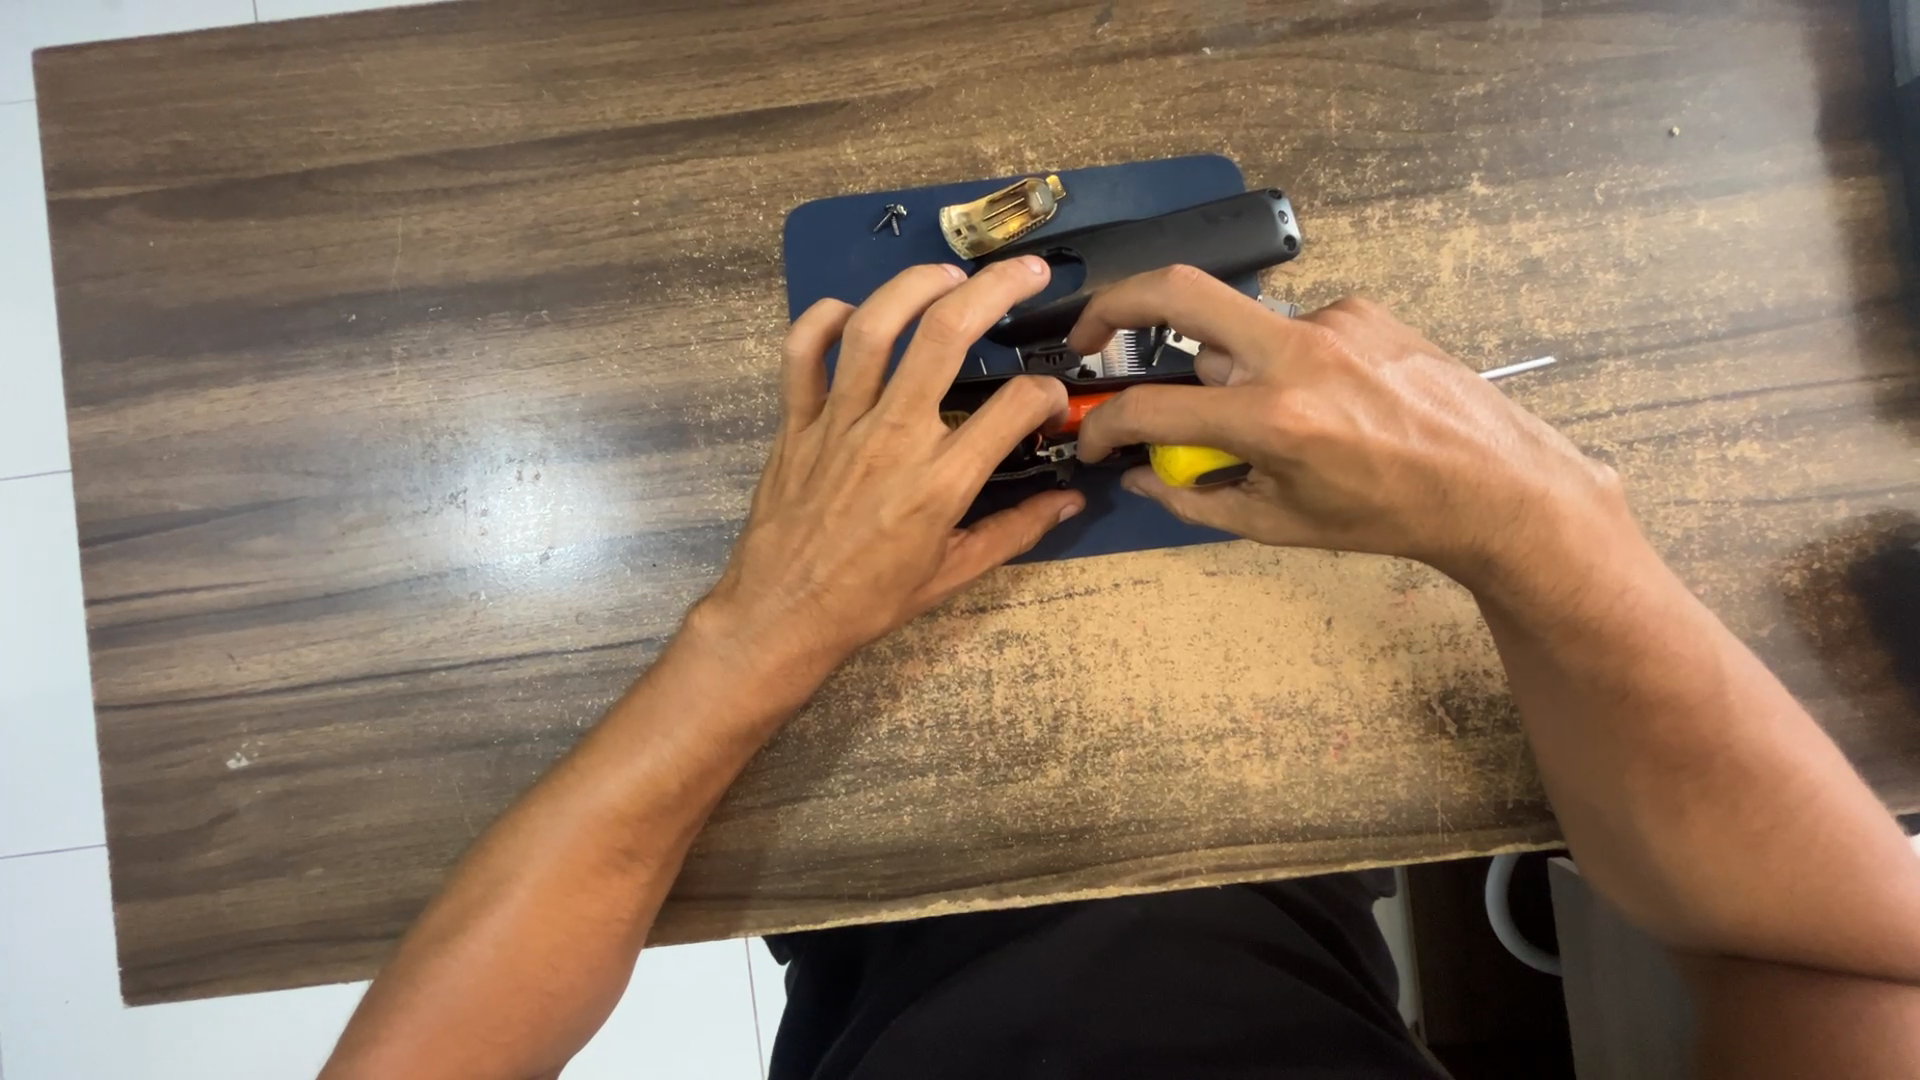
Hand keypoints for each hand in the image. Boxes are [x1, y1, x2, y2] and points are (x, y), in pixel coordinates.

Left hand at [700, 258, 1084, 679]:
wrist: (782, 615)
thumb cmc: (871, 601)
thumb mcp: (953, 574)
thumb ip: (1015, 532)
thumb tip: (1069, 503)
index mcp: (940, 481)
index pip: (1013, 408)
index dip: (1046, 394)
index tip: (1048, 402)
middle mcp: (893, 437)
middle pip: (945, 336)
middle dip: (994, 290)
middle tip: (1026, 272)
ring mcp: (838, 423)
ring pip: (874, 327)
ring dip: (915, 286)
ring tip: (948, 274)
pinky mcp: (796, 423)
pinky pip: (803, 354)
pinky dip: (823, 320)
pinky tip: (850, 312)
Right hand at [1071, 266, 1626, 596]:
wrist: (1499, 486)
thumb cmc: (1381, 517)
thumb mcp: (1275, 523)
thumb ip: (1191, 500)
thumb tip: (1136, 479)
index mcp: (1272, 419)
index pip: (1152, 410)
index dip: (1103, 427)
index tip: (1091, 441)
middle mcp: (1296, 353)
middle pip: (1178, 291)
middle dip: (1112, 305)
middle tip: (1088, 336)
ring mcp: (1331, 319)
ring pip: (1235, 327)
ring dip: (1221, 365)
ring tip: (1265, 414)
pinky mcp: (1360, 308)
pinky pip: (1287, 330)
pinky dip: (1277, 362)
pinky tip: (1320, 398)